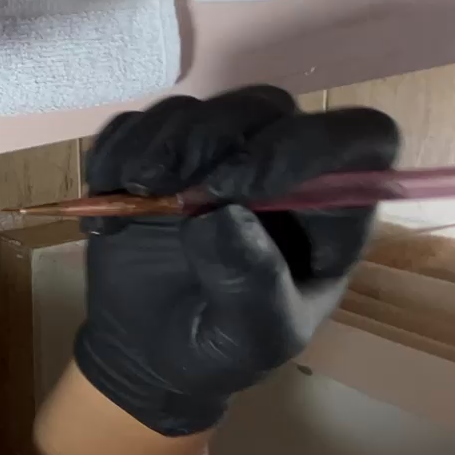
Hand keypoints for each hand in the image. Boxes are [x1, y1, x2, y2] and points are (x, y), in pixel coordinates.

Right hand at [73, 87, 399, 435]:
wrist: (146, 348)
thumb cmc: (217, 348)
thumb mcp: (251, 338)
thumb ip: (250, 284)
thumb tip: (216, 216)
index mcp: (326, 207)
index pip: (352, 139)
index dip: (298, 147)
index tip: (231, 188)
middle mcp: (270, 169)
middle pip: (257, 107)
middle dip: (204, 137)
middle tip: (155, 185)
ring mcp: (203, 161)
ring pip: (185, 111)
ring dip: (149, 144)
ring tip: (124, 195)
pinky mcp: (145, 162)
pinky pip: (127, 129)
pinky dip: (107, 155)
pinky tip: (101, 204)